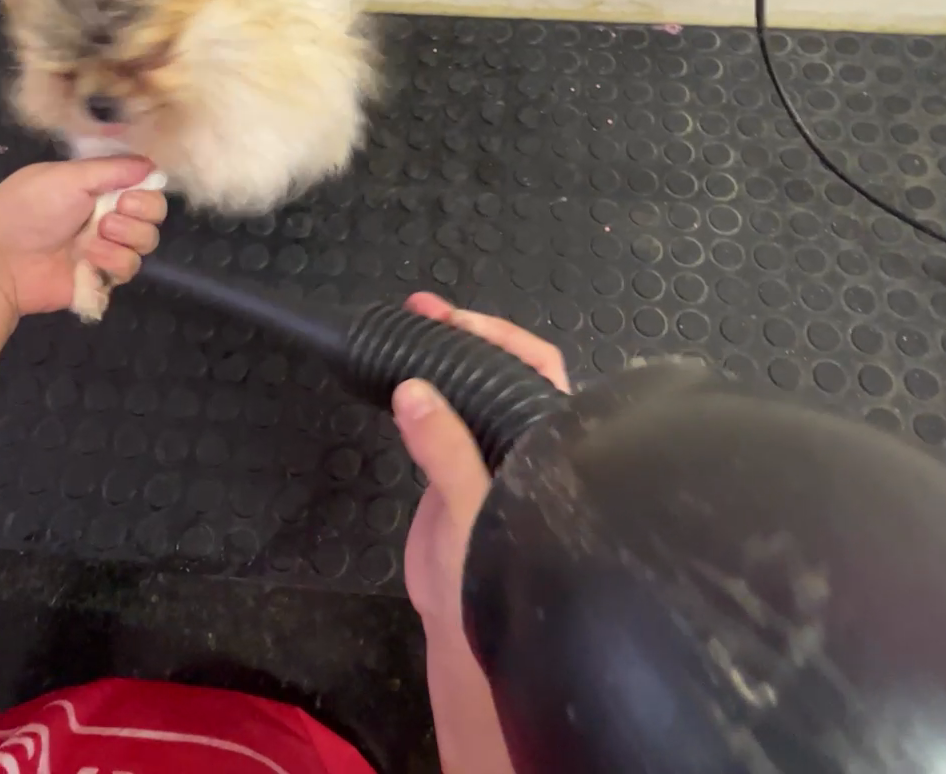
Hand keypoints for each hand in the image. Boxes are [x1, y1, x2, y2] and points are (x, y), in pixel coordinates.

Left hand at [0, 158, 167, 315]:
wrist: (2, 260)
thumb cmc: (29, 209)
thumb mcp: (68, 176)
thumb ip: (114, 168)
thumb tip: (152, 165)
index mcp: (97, 187)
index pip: (143, 185)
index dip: (145, 190)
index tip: (129, 192)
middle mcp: (107, 214)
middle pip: (153, 213)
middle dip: (140, 212)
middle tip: (111, 215)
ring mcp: (107, 247)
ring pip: (146, 241)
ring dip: (125, 237)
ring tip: (95, 238)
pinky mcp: (104, 275)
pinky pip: (130, 267)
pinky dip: (112, 261)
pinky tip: (88, 260)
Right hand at [395, 293, 570, 637]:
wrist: (462, 634)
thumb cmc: (490, 580)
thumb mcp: (473, 515)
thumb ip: (447, 454)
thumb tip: (414, 391)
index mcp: (545, 440)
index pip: (535, 367)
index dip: (500, 338)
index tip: (457, 322)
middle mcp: (518, 435)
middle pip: (498, 368)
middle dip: (464, 335)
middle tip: (423, 310)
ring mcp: (484, 448)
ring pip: (467, 387)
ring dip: (440, 357)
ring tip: (408, 326)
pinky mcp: (451, 464)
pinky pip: (438, 415)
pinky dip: (420, 388)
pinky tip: (400, 373)